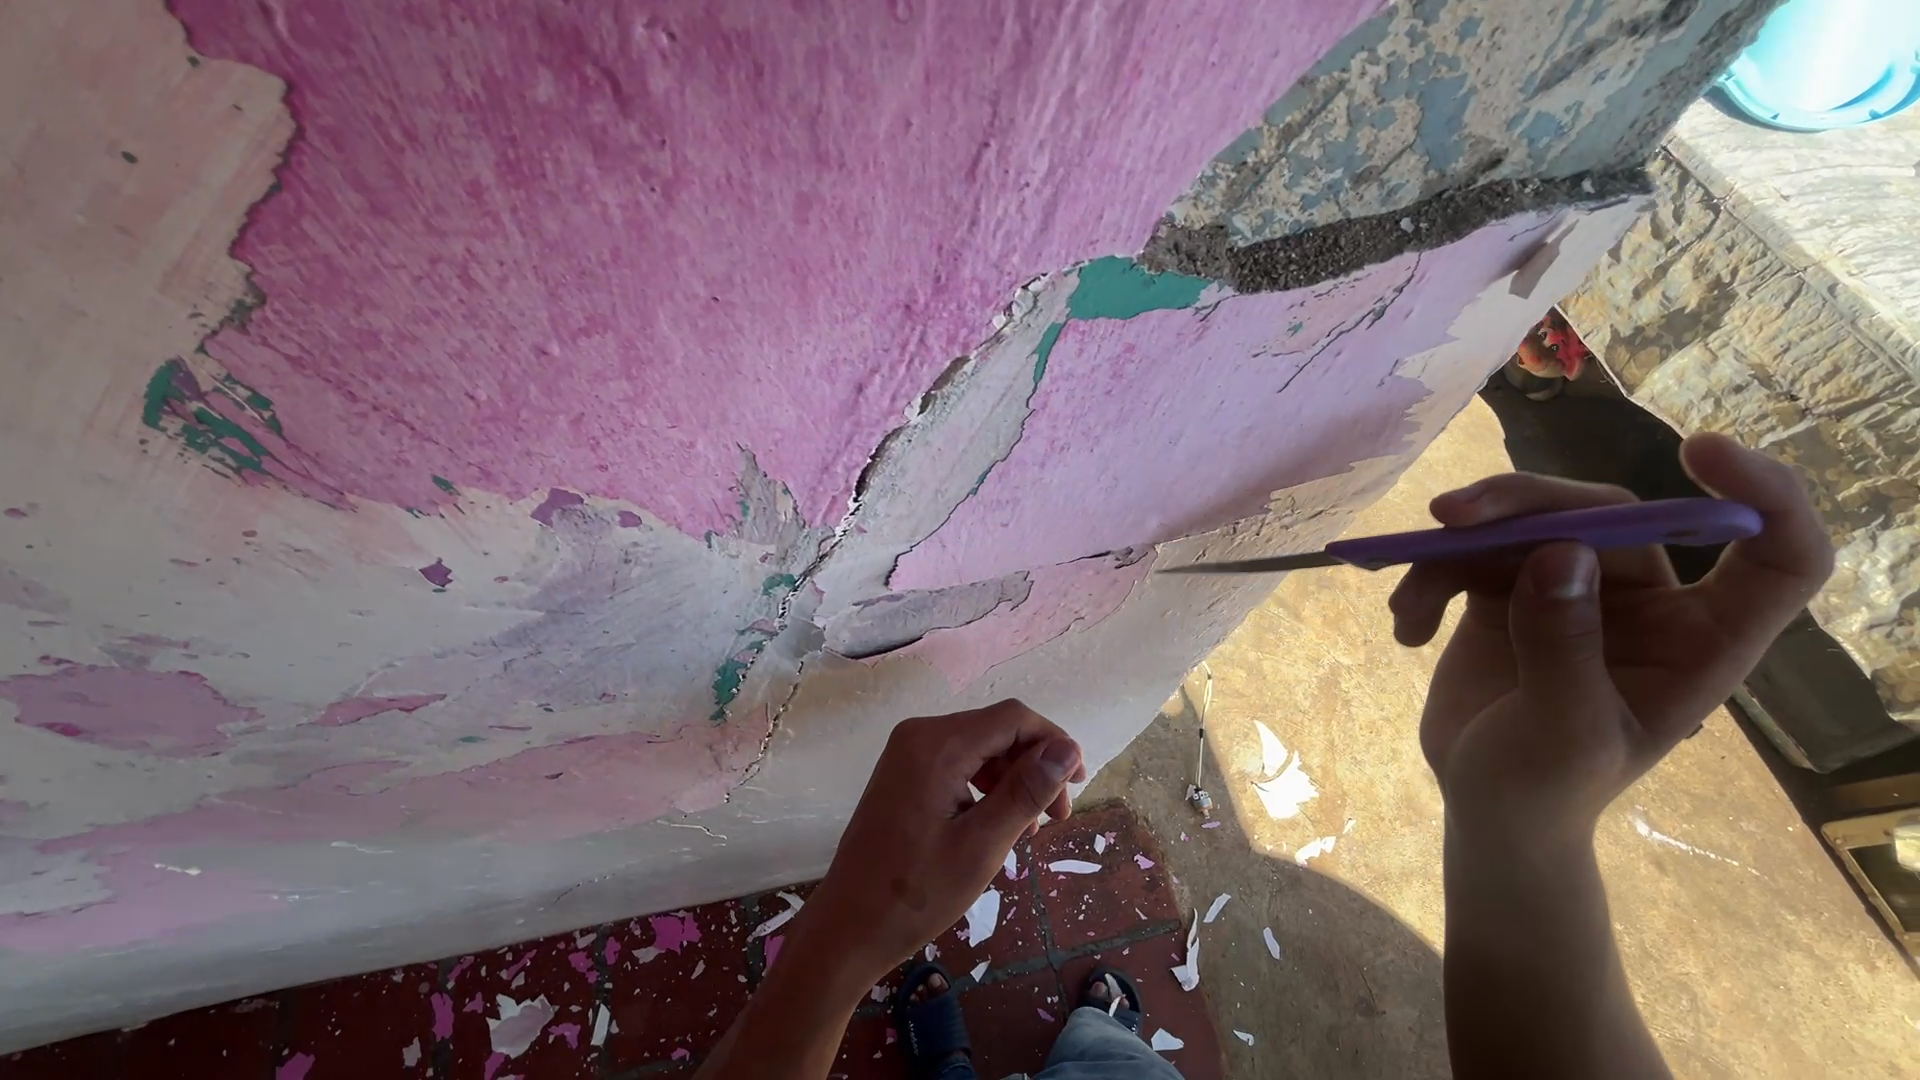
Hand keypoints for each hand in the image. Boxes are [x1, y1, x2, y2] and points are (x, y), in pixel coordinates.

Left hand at [793, 700, 1084, 983]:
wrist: (848, 927)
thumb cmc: (918, 892)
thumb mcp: (983, 844)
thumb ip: (1027, 791)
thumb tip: (1067, 748)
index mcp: (938, 744)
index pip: (1013, 718)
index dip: (1053, 741)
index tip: (1077, 783)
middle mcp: (920, 735)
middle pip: (996, 731)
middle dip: (1034, 766)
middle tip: (1057, 818)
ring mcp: (907, 753)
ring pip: (979, 748)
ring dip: (1012, 780)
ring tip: (1030, 830)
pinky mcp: (903, 774)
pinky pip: (958, 764)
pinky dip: (985, 788)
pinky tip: (997, 825)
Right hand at [1389, 433, 1831, 844]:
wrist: (1483, 802)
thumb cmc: (1544, 788)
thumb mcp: (1562, 734)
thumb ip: (1564, 647)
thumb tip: (1559, 554)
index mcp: (1695, 641)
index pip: (1770, 556)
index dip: (1760, 494)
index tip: (1699, 449)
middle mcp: (1639, 604)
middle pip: (1602, 515)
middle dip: (1523, 504)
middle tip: (1448, 514)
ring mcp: (1567, 593)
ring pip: (1520, 526)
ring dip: (1449, 552)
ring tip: (1405, 606)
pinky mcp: (1504, 595)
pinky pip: (1466, 557)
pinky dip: (1425, 583)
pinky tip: (1406, 629)